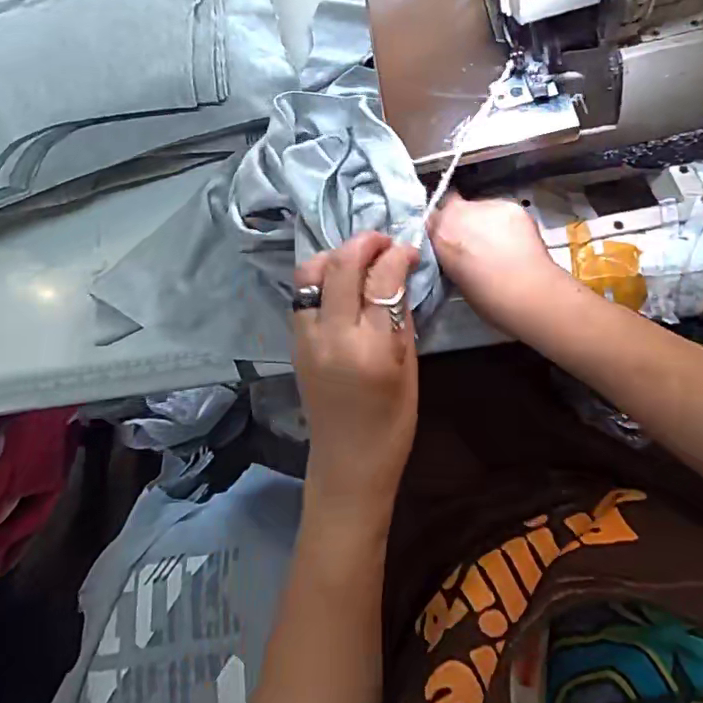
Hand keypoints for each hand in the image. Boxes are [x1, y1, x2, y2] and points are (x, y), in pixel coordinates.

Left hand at [290, 231, 419, 518]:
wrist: (348, 460)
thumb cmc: (392, 421)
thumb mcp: (409, 366)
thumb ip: (400, 316)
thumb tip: (398, 274)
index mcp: (370, 347)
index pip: (381, 279)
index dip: (397, 255)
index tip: (408, 250)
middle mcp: (332, 334)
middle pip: (340, 265)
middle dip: (364, 242)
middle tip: (383, 241)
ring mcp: (306, 335)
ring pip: (311, 272)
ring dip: (336, 255)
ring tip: (359, 259)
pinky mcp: (293, 340)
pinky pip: (303, 293)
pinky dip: (321, 276)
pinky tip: (340, 281)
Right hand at [426, 191, 564, 337]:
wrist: (525, 291)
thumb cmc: (485, 295)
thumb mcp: (452, 273)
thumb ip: (449, 251)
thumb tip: (456, 248)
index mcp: (439, 232)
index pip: (432, 218)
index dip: (441, 227)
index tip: (449, 238)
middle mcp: (458, 212)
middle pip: (454, 205)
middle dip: (462, 218)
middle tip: (474, 238)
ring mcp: (486, 205)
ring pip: (481, 206)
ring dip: (485, 219)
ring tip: (499, 240)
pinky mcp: (511, 205)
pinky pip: (503, 210)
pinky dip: (506, 221)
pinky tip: (515, 238)